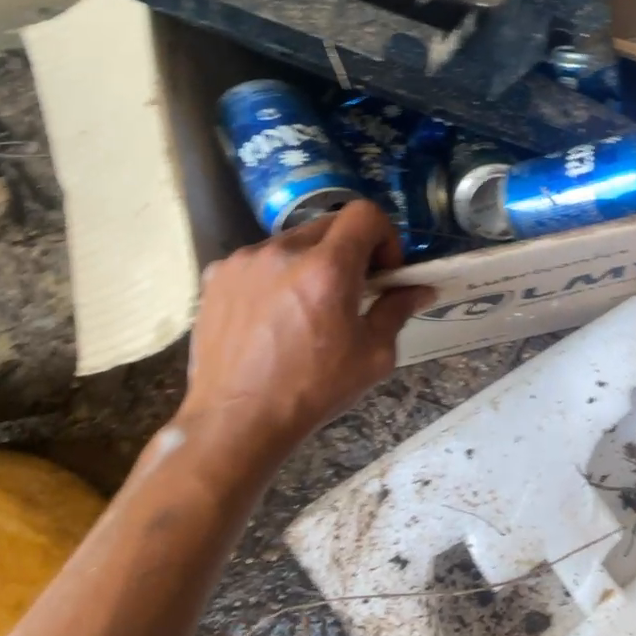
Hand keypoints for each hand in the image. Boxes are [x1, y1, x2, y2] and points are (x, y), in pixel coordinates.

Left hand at [177, 201, 434, 463]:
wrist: (236, 421)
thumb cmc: (313, 390)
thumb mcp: (373, 355)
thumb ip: (397, 310)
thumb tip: (420, 289)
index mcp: (327, 270)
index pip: (365, 214)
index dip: (385, 236)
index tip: (383, 271)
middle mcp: (282, 252)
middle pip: (330, 226)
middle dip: (350, 251)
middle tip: (352, 291)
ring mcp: (243, 262)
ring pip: (292, 243)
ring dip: (311, 263)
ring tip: (307, 308)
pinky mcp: (215, 277)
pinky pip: (258, 261)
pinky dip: (275, 277)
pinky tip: (272, 317)